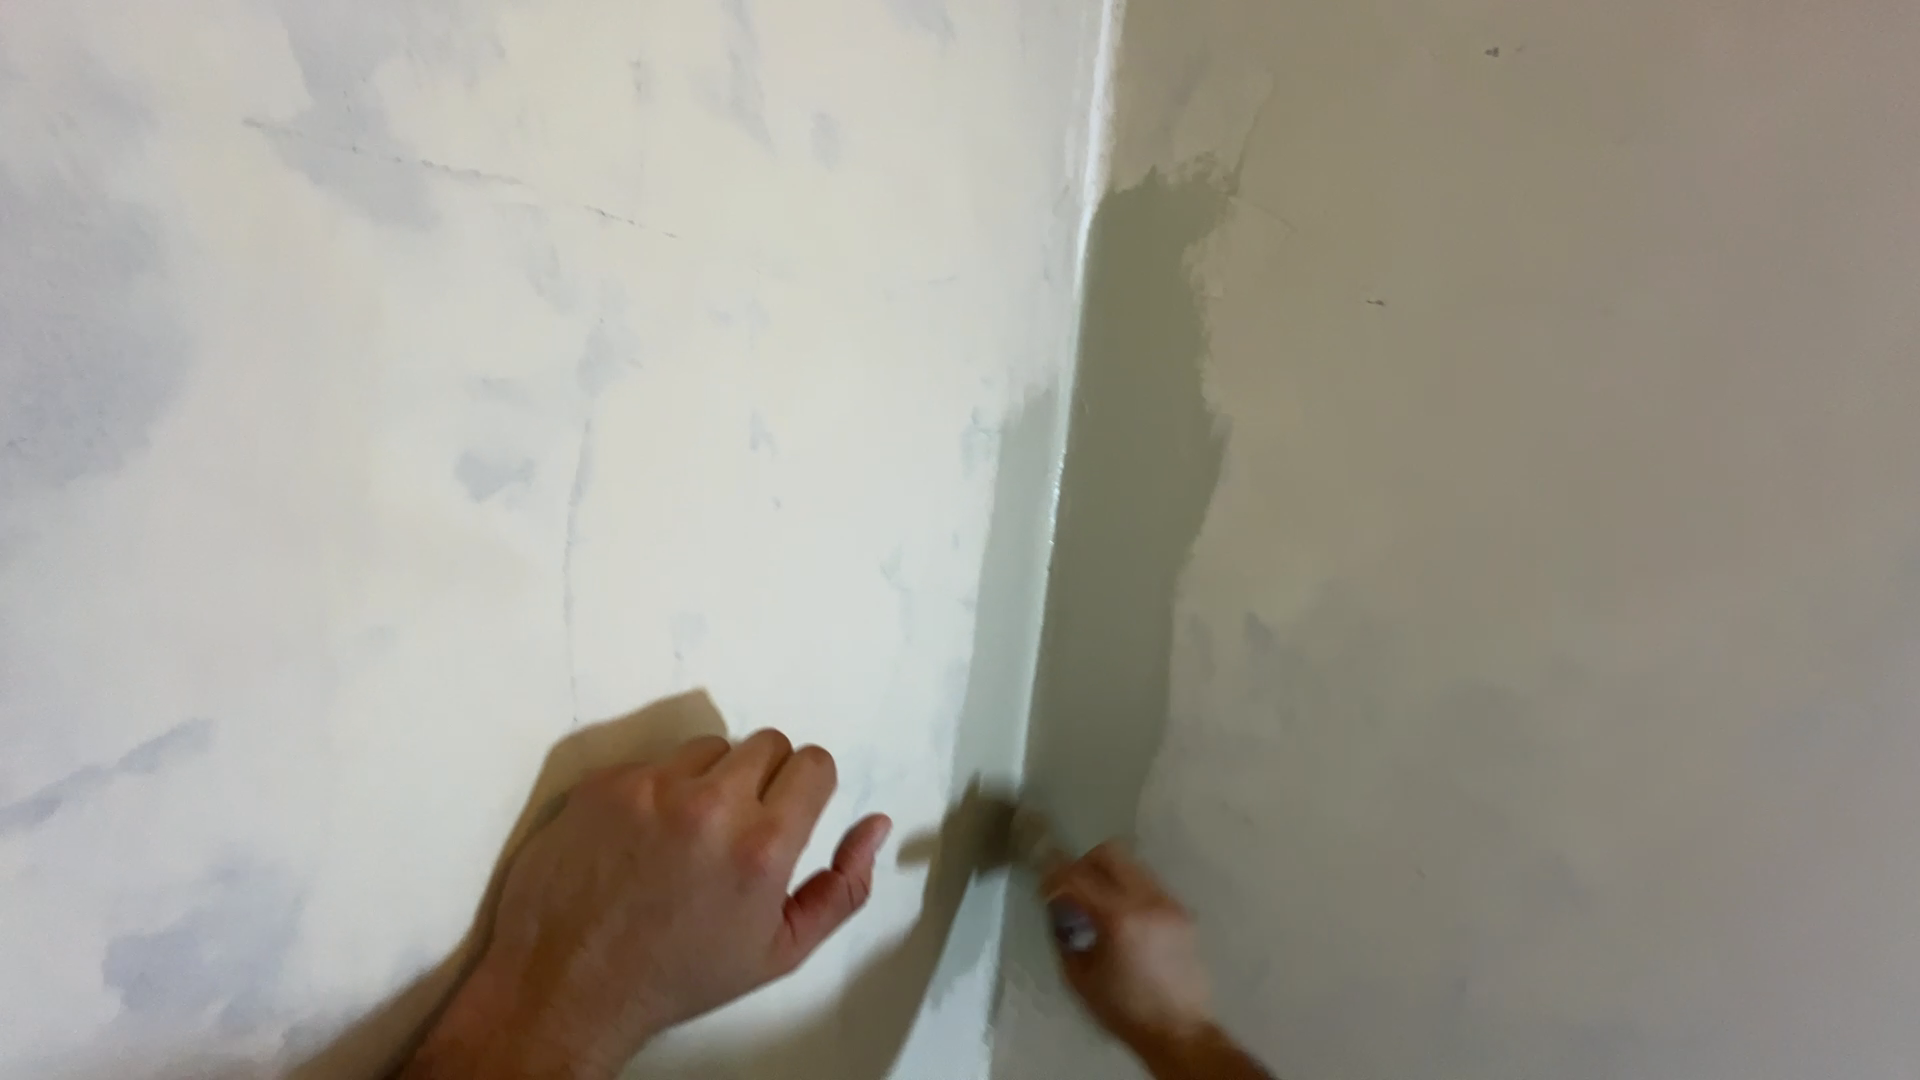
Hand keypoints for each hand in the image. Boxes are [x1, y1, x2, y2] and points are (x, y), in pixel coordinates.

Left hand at [404, 730, 892, 1079]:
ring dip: (711, 777)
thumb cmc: (682, 975)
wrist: (561, 991)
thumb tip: (877, 822)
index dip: (808, 786)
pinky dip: (659, 787)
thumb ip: (844, 887)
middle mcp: (712, 804)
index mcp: (763, 845)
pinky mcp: (606, 781)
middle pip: (768, 741)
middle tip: (739, 823)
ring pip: (712, 745)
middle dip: (765, 776)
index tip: (788, 812)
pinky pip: (656, 760)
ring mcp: (652, 787)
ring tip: (686, 828)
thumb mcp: (781, 951)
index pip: (815, 762)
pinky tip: (640, 832)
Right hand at [1044, 842, 1213, 1053]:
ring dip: (1108, 875)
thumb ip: (1064, 934)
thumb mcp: (1079, 976)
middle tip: (1072, 886)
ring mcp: (1168, 902)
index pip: (1078, 876)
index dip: (1055, 876)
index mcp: (1118, 918)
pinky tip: (1122, 916)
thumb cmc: (1124, 1009)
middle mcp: (1146, 900)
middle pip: (1109, 853)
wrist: (1181, 1033)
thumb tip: (1058, 906)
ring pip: (1131, 864)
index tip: (1045, 886)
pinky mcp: (1181, 910)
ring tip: (1098, 901)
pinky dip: (1128, 889)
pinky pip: (1147, 883)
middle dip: (1083, 864)